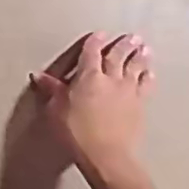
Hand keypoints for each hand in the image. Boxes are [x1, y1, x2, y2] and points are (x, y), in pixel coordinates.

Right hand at [30, 32, 155, 188]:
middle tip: (131, 36)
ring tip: (144, 48)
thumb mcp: (55, 108)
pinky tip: (149, 73)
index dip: (94, 43)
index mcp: (88, 77)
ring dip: (140, 57)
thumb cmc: (75, 130)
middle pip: (118, 58)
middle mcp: (111, 80)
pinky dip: (147, 77)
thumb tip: (39, 76)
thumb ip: (52, 90)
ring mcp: (128, 93)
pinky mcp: (139, 106)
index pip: (91, 54)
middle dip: (123, 46)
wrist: (107, 154)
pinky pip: (145, 86)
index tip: (99, 35)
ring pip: (136, 68)